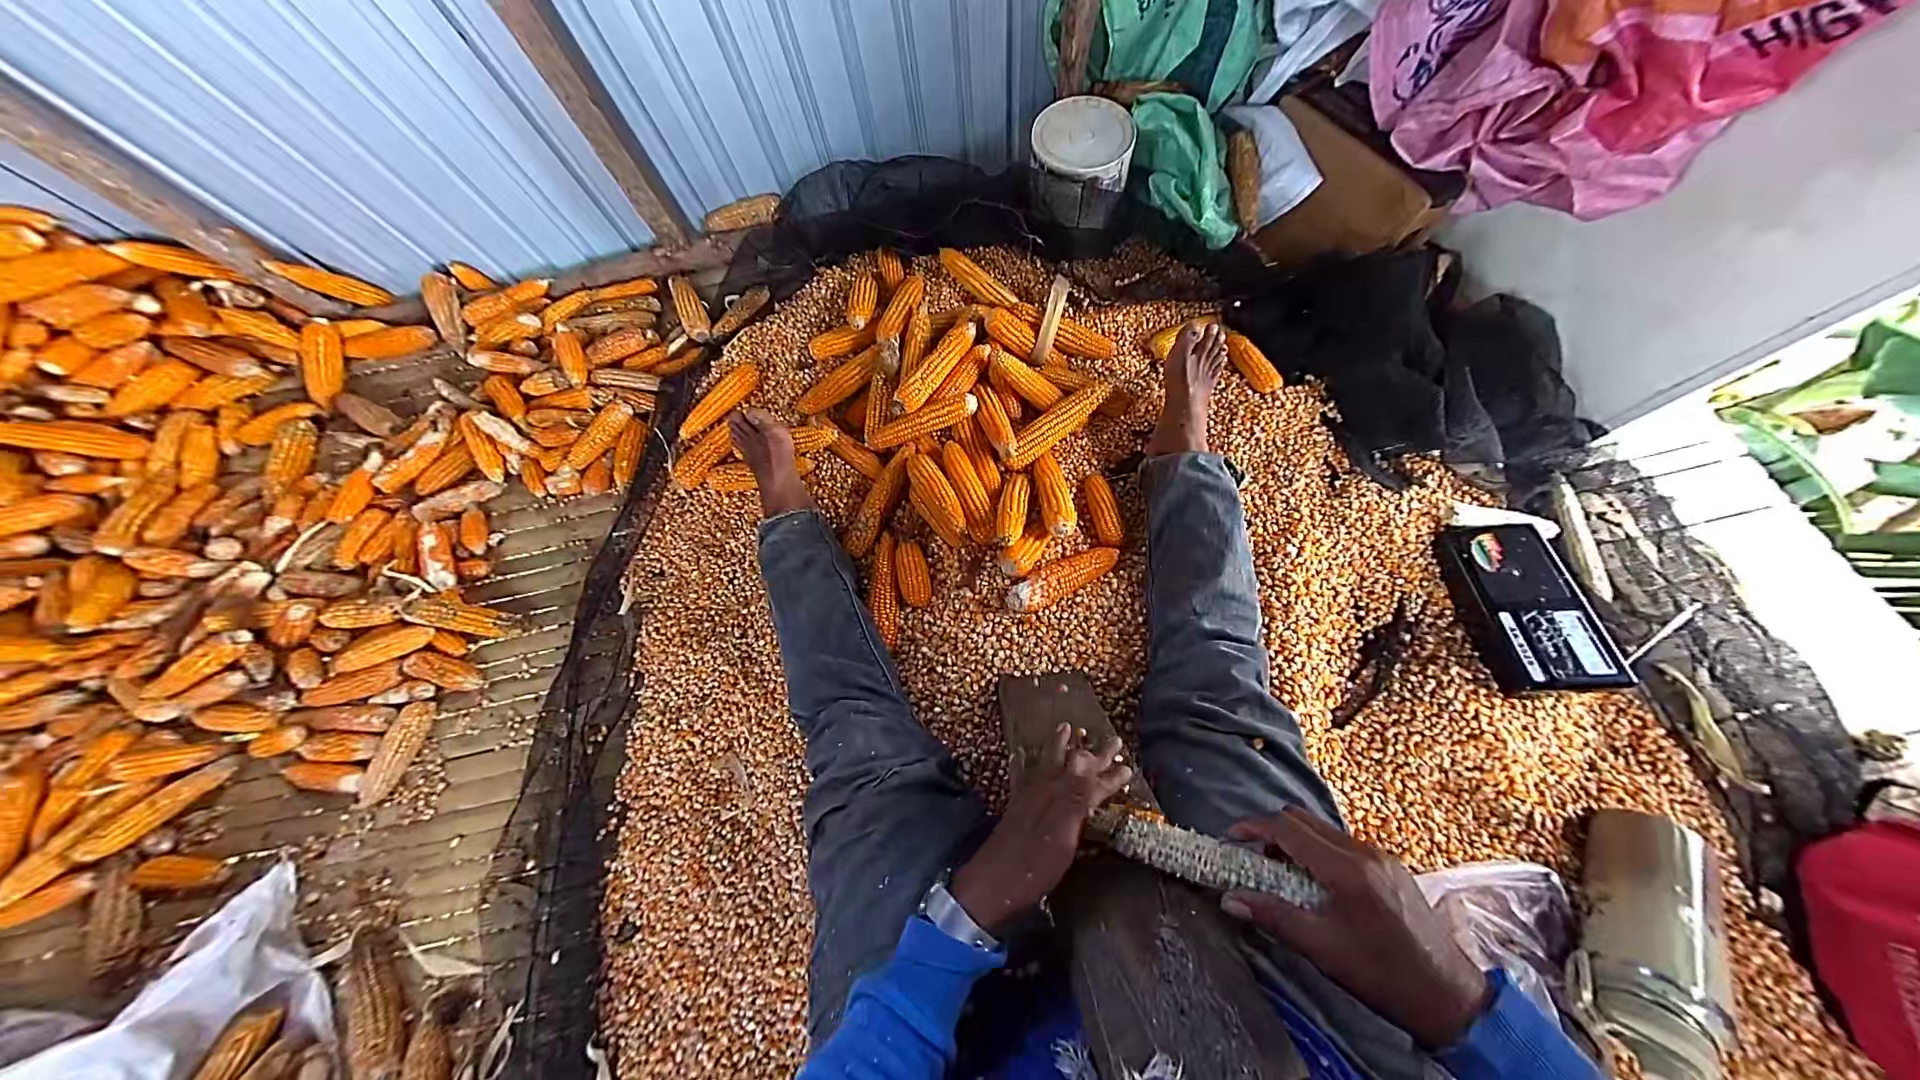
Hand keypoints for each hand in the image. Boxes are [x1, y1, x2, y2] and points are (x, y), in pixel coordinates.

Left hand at [949, 723, 1131, 935]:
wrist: (993, 882)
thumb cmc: (1034, 864)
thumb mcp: (1063, 834)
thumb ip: (1075, 796)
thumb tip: (1086, 758)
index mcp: (1060, 798)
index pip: (1092, 781)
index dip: (1110, 775)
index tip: (1128, 767)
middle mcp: (1044, 791)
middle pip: (1074, 767)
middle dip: (1095, 754)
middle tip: (1113, 739)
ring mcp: (1028, 797)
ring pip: (1048, 764)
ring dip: (1060, 746)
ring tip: (1066, 727)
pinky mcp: (1016, 807)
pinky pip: (1021, 776)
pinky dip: (1022, 763)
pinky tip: (1018, 753)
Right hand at [1218, 808, 1491, 1048]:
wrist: (1455, 1001)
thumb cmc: (1384, 976)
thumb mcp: (1322, 949)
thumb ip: (1273, 916)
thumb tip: (1230, 899)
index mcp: (1347, 870)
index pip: (1288, 828)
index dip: (1253, 827)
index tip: (1231, 838)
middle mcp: (1364, 853)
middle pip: (1303, 819)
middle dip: (1272, 831)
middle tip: (1255, 858)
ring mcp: (1381, 857)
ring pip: (1323, 830)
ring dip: (1295, 841)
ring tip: (1283, 874)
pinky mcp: (1392, 868)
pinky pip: (1342, 844)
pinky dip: (1318, 851)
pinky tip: (1317, 883)